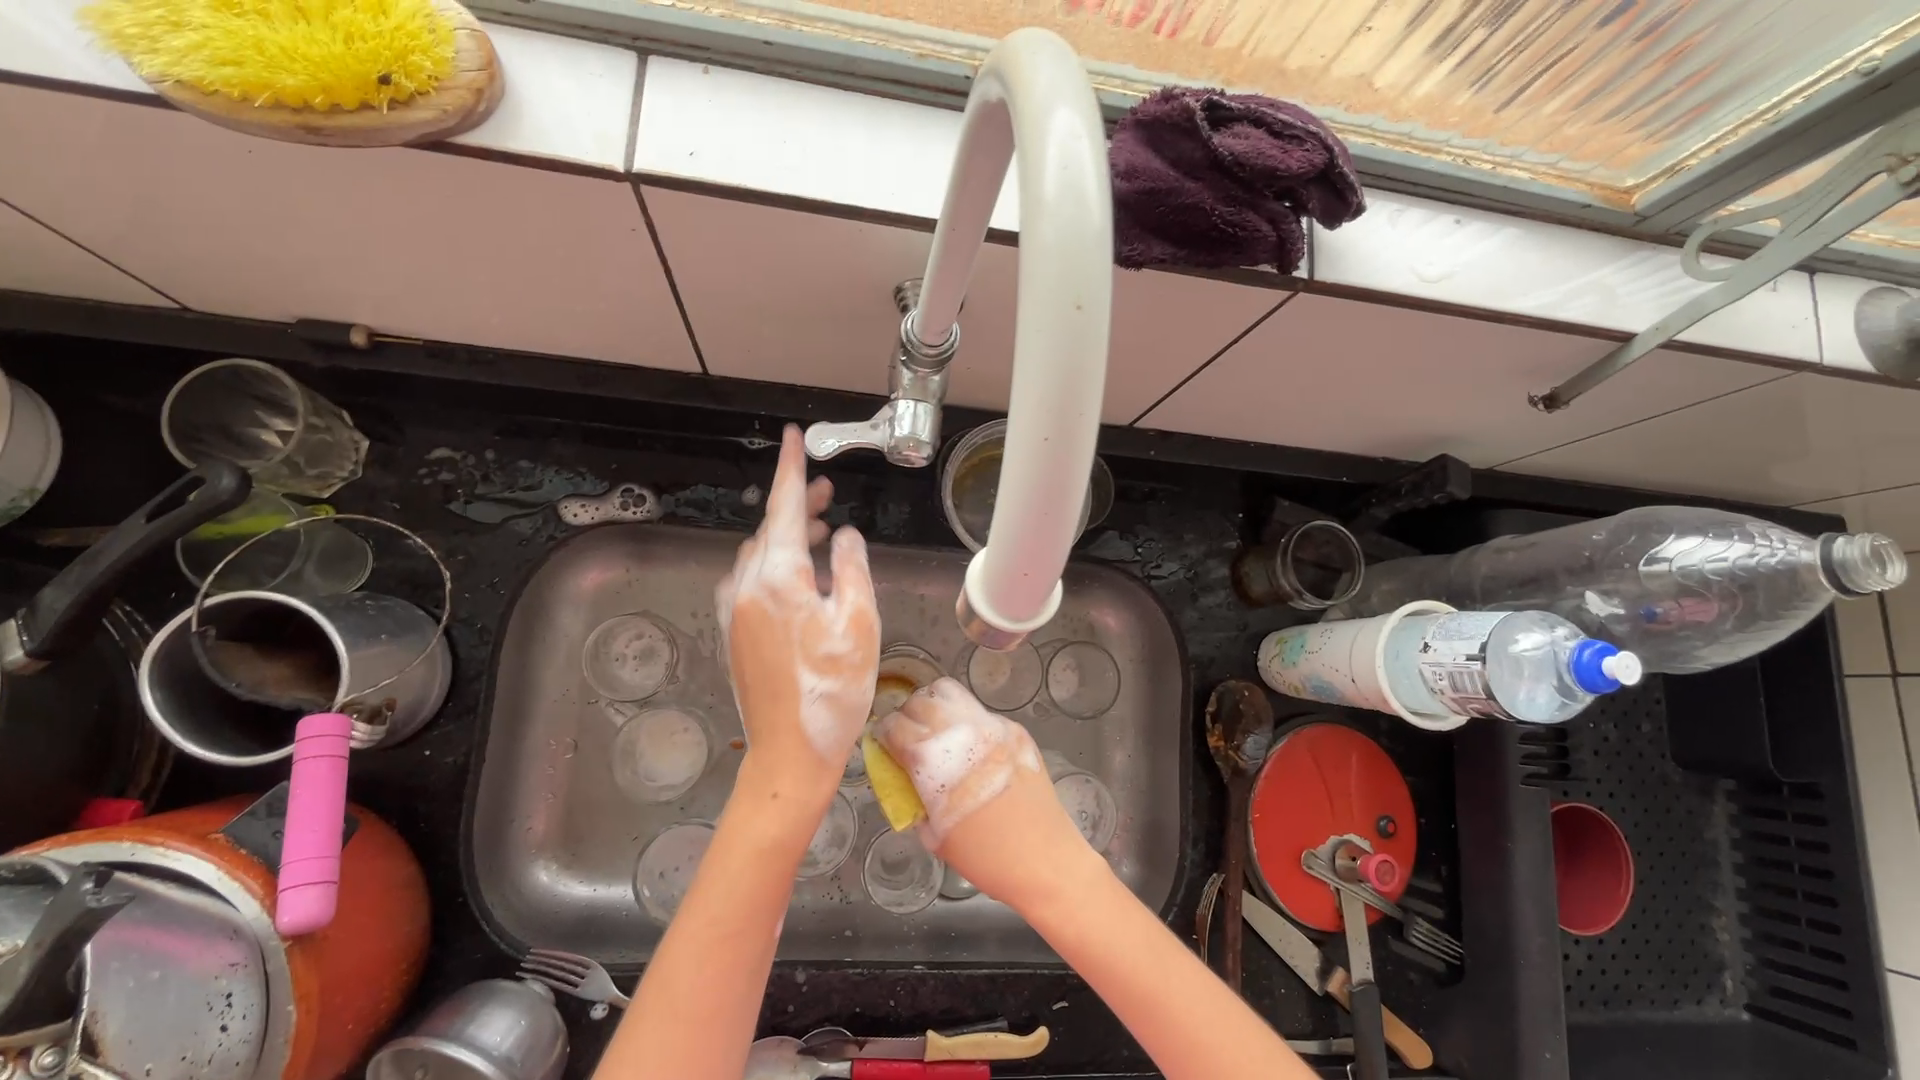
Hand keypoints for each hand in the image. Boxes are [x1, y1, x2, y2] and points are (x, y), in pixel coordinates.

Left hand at [716, 425, 879, 798]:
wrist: (790, 751)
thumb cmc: (833, 688)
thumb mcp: (859, 621)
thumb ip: (851, 567)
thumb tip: (843, 536)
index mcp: (776, 578)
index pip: (784, 507)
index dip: (793, 470)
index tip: (792, 438)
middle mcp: (745, 587)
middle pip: (770, 530)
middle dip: (796, 506)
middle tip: (826, 491)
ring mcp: (734, 612)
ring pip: (759, 556)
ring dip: (787, 537)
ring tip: (819, 531)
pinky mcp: (735, 634)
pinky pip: (752, 582)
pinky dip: (775, 565)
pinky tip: (798, 576)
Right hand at [873, 678, 1103, 908]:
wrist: (1044, 858)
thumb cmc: (984, 856)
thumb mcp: (933, 833)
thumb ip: (915, 798)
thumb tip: (909, 780)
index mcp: (930, 757)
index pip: (894, 725)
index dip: (886, 734)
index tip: (888, 746)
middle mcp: (959, 730)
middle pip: (920, 701)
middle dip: (910, 717)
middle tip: (912, 738)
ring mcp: (991, 725)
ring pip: (951, 694)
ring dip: (937, 709)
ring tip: (940, 734)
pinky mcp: (1015, 730)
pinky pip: (982, 714)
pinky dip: (969, 723)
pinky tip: (975, 751)